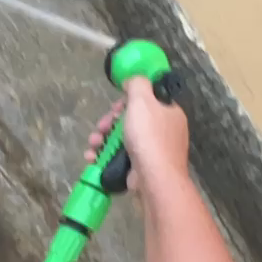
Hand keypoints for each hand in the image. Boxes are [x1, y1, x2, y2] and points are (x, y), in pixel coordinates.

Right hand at [85, 77, 189, 195]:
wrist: (154, 179)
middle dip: (108, 123)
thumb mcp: (142, 101)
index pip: (146, 100)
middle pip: (130, 120)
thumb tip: (132, 82)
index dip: (127, 102)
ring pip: (122, 139)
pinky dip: (105, 156)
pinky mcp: (140, 168)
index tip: (116, 108)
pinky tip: (93, 158)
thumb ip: (137, 84)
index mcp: (168, 113)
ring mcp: (152, 151)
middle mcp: (163, 131)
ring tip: (93, 145)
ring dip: (102, 140)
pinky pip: (120, 157)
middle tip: (101, 127)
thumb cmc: (149, 137)